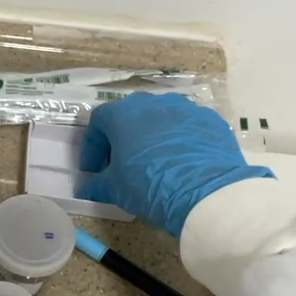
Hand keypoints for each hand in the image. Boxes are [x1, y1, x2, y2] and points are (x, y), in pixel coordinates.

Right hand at [79, 93, 271, 235]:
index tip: (94, 171)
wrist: (205, 192)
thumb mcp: (113, 189)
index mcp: (122, 114)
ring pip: (159, 120)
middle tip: (121, 165)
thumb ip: (96, 185)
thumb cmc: (147, 184)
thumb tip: (86, 188)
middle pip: (128, 117)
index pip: (96, 123)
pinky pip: (186, 127)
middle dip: (121, 140)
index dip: (91, 149)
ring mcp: (184, 108)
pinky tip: (181, 164)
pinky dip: (178, 141)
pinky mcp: (209, 120)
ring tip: (153, 164)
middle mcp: (152, 103)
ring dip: (150, 138)